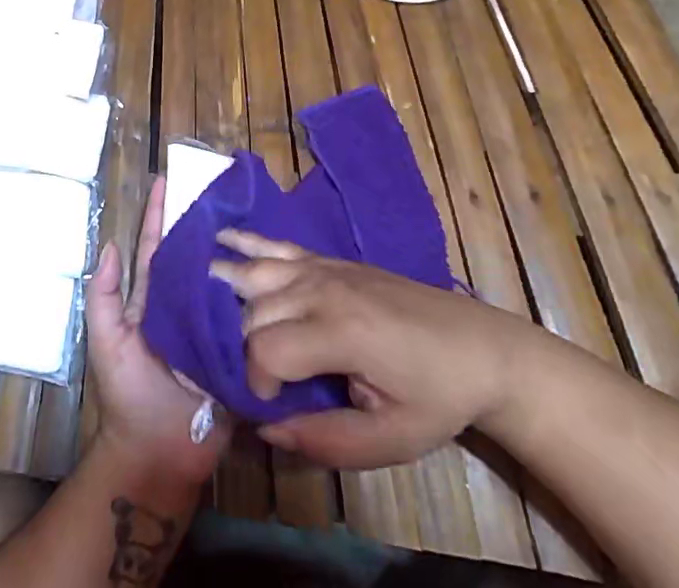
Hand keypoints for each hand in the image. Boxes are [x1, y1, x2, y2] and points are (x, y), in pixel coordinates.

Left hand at [85, 177, 229, 486]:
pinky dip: (257, 290)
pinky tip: (273, 266)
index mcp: (153, 300)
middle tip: (220, 188)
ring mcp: (211, 324)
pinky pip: (248, 313)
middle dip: (203, 222)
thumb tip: (109, 246)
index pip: (156, 248)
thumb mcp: (106, 343)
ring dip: (235, 251)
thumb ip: (103, 298)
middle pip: (195, 255)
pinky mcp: (236, 346)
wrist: (160, 451)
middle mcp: (183, 305)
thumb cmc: (128, 395)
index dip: (159, 215)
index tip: (166, 180)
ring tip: (251, 217)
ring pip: (223, 278)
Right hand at [209, 229, 552, 468]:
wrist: (480, 346)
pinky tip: (219, 239)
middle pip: (250, 312)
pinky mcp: (330, 260)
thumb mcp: (391, 439)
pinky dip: (245, 242)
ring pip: (254, 275)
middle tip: (243, 372)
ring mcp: (324, 268)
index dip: (254, 382)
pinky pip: (278, 245)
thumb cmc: (437, 397)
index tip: (272, 404)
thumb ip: (325, 440)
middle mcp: (323, 290)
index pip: (264, 349)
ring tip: (198, 309)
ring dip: (224, 292)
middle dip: (236, 345)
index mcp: (340, 333)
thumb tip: (264, 426)